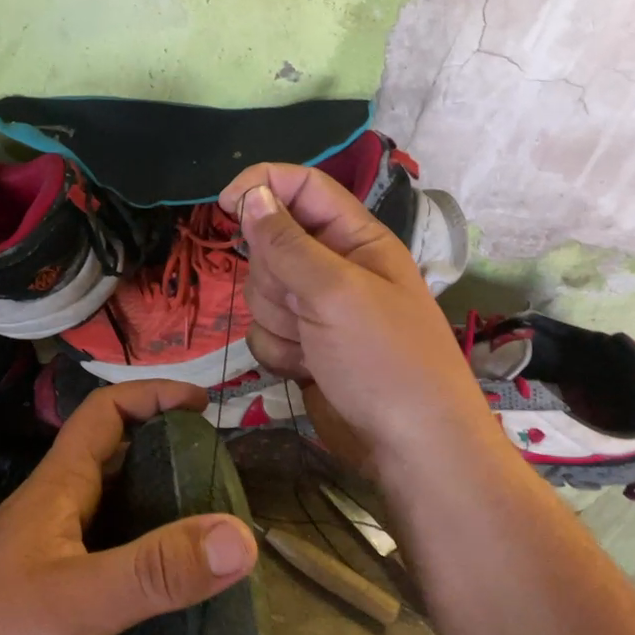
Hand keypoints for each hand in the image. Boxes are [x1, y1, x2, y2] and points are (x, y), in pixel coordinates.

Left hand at [0, 381, 258, 634]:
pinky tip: (164, 581)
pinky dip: (141, 550)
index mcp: (56, 487)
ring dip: (155, 500)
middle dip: (164, 446)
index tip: (206, 402)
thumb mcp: (76, 601)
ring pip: (109, 506)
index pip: (105, 412)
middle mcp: (52, 508)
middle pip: (112, 454)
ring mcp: (46, 550)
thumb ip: (154, 571)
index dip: (153, 394)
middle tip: (220, 472)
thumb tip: (241, 535)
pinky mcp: (45, 591)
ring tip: (207, 523)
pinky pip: (104, 552)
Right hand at [216, 164, 489, 463]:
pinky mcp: (302, 345)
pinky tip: (306, 369)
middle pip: (269, 243)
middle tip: (303, 305)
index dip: (262, 185)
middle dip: (272, 276)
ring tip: (312, 345)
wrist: (412, 449)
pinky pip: (262, 331)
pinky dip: (277, 351)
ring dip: (276, 320)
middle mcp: (334, 267)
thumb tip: (251, 196)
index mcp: (356, 239)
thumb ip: (287, 243)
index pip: (302, 187)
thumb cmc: (386, 361)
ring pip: (259, 291)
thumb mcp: (336, 292)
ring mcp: (316, 309)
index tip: (222, 204)